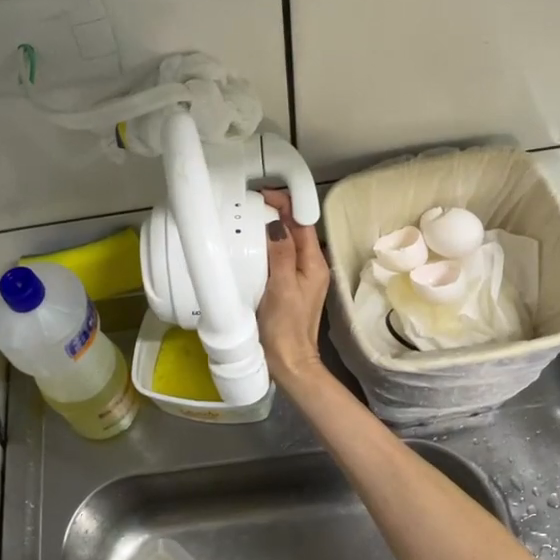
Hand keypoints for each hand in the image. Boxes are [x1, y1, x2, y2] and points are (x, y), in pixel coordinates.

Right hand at [258, 188, 330, 388]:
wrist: (289, 364)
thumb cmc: (285, 328)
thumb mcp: (282, 287)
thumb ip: (281, 254)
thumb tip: (276, 222)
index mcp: (314, 263)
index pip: (302, 221)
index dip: (285, 203)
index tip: (261, 195)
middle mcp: (310, 267)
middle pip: (295, 230)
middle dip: (275, 213)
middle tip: (247, 205)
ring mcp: (299, 278)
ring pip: (285, 243)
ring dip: (268, 230)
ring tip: (245, 220)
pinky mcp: (286, 288)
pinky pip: (277, 259)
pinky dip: (264, 248)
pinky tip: (248, 249)